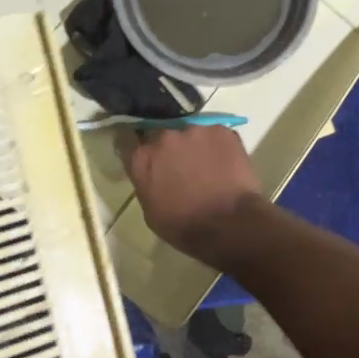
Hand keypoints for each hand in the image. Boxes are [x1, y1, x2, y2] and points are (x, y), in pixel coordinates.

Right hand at [120, 125, 264, 265]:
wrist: (230, 226)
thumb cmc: (186, 227)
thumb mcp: (151, 211)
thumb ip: (146, 182)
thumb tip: (152, 173)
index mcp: (142, 158)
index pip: (128, 140)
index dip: (137, 147)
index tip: (145, 155)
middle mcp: (164, 136)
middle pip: (162, 135)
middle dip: (169, 148)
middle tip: (181, 166)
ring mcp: (195, 130)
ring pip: (191, 133)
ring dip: (195, 146)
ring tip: (208, 167)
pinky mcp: (222, 130)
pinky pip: (216, 135)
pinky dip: (218, 147)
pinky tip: (225, 165)